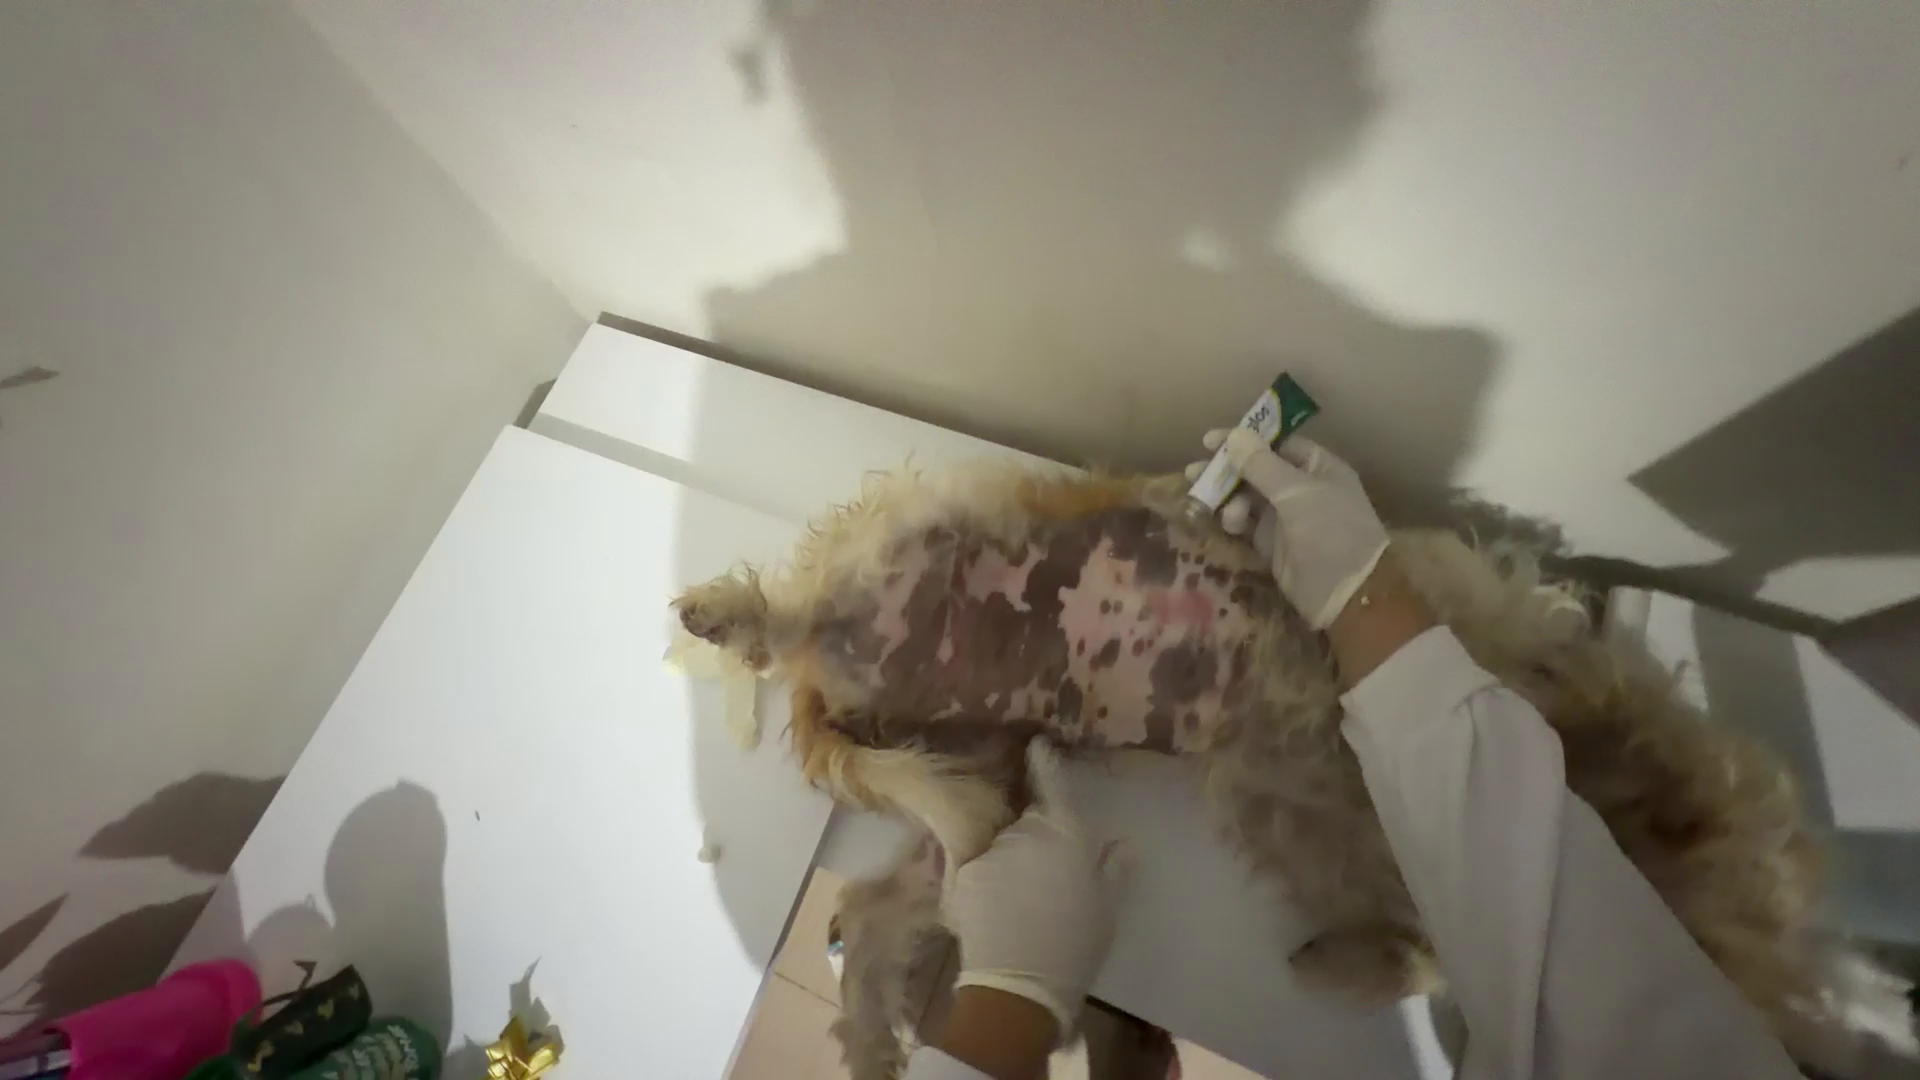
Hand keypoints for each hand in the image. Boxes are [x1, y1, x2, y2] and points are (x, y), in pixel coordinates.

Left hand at [943, 742, 1126, 1039]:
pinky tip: (993, 909)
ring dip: (1008, 858)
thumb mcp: (1106, 908)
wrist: (1020, 985)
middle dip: (1032, 834)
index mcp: (1065, 833)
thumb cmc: (1075, 945)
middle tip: (1042, 873)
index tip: (1037, 744)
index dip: (1043, 761)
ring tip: (1018, 900)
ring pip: (1001, 843)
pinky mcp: (963, 870)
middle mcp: (1025, 830)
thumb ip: (1115, 868)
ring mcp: (992, 848)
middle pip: (1026, 819)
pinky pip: (977, 866)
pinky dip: (983, 880)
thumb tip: (1124, 840)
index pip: (1052, 783)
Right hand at [1185, 429, 1390, 629]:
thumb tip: (1234, 435)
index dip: (1244, 440)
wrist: (1346, 594)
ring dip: (1227, 497)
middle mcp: (1301, 488)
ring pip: (1247, 497)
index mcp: (1318, 468)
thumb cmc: (1329, 532)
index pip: (1276, 444)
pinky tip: (1227, 524)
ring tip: (1207, 501)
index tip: (1209, 442)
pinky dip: (1233, 520)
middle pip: (1256, 470)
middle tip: (1195, 472)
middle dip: (1227, 470)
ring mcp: (1286, 517)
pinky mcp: (1272, 543)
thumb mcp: (1296, 493)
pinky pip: (1245, 523)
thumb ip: (1261, 465)